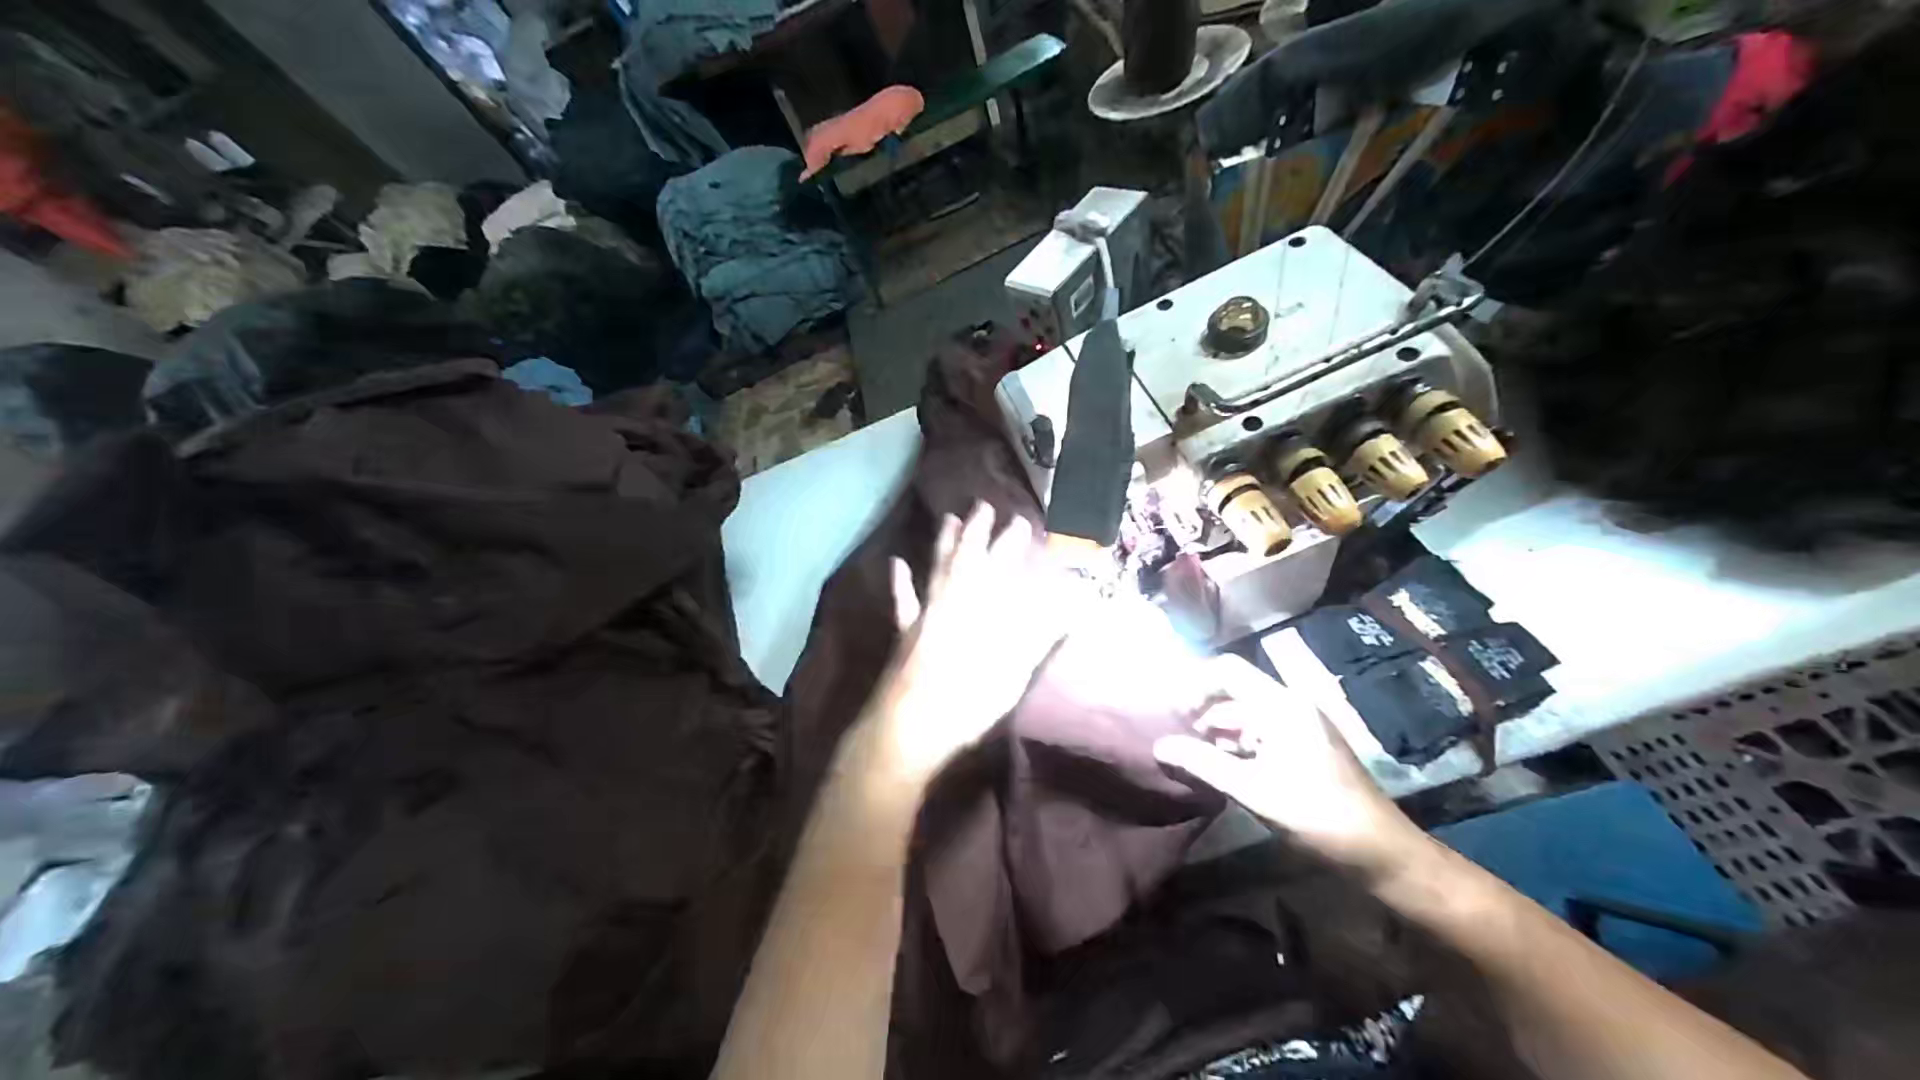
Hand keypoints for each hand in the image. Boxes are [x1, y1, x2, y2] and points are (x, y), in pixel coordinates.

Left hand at [861, 501, 1079, 785]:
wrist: (910, 730)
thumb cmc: (966, 701)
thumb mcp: (1014, 670)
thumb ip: (1042, 634)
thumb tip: (1075, 604)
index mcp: (979, 608)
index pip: (999, 565)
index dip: (1011, 542)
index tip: (1022, 520)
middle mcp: (950, 602)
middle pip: (965, 558)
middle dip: (977, 531)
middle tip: (983, 505)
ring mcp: (924, 615)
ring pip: (935, 570)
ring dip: (943, 545)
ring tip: (949, 519)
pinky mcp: (904, 634)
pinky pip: (902, 601)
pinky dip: (901, 582)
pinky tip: (897, 564)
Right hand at [1154, 655, 1422, 878]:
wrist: (1383, 852)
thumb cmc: (1317, 816)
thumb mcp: (1253, 790)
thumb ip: (1203, 764)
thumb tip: (1158, 746)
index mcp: (1281, 706)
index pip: (1227, 670)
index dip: (1195, 686)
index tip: (1176, 718)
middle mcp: (1291, 705)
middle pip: (1234, 692)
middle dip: (1202, 714)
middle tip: (1179, 745)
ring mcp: (1302, 725)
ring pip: (1246, 715)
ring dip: (1218, 733)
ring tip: (1197, 763)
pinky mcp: (1307, 746)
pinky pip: (1262, 732)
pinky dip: (1239, 745)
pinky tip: (1226, 772)